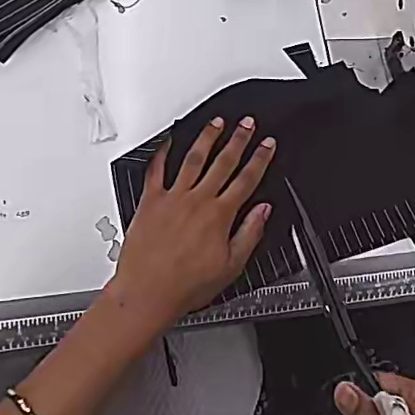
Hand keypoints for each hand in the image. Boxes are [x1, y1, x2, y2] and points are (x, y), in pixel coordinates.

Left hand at [107, 116, 274, 326]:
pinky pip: (156, 170)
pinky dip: (163, 153)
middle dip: (238, 139)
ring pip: (193, 159)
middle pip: (223, 162)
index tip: (266, 145)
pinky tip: (168, 142)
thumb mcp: (231, 266)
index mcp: (219, 216)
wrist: (147, 292)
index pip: (246, 180)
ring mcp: (172, 198)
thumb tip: (263, 212)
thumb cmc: (185, 285)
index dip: (260, 159)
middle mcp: (197, 201)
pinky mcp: (150, 202)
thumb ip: (249, 234)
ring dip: (207, 138)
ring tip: (215, 123)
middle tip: (246, 124)